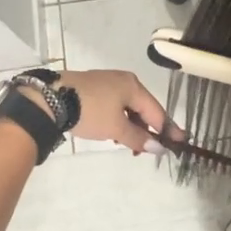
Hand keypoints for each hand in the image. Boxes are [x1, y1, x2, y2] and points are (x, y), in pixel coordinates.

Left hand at [57, 70, 180, 153]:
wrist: (51, 99)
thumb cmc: (90, 111)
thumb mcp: (116, 128)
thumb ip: (138, 138)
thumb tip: (158, 148)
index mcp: (133, 86)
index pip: (157, 111)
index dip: (167, 129)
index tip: (179, 143)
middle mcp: (123, 80)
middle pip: (143, 108)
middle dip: (147, 130)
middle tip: (147, 150)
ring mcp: (107, 82)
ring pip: (128, 108)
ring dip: (131, 127)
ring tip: (128, 146)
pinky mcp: (92, 88)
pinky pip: (114, 106)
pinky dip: (118, 121)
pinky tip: (113, 133)